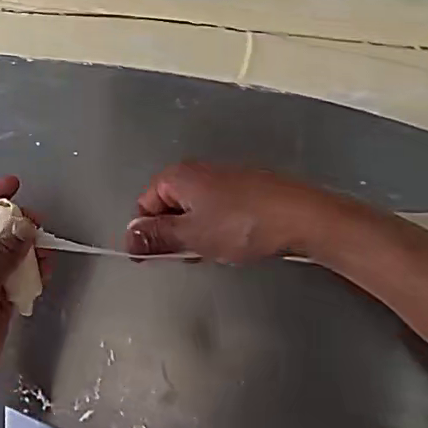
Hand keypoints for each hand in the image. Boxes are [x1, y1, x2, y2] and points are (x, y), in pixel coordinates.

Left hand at [0, 175, 39, 415]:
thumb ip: (3, 255)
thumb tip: (26, 226)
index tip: (16, 183)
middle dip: (19, 224)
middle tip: (41, 224)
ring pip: (13, 255)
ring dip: (31, 250)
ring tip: (48, 249)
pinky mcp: (0, 303)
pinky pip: (20, 279)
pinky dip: (33, 273)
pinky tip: (46, 271)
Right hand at [124, 161, 341, 263]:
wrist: (299, 216)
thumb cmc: (242, 224)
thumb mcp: (192, 237)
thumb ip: (156, 237)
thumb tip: (128, 237)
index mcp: (178, 176)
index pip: (144, 204)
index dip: (148, 232)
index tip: (160, 256)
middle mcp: (196, 171)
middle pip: (168, 206)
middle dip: (174, 233)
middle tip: (191, 255)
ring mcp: (221, 178)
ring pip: (193, 210)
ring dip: (197, 233)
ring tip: (216, 250)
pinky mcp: (242, 188)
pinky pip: (216, 209)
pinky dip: (217, 227)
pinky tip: (234, 242)